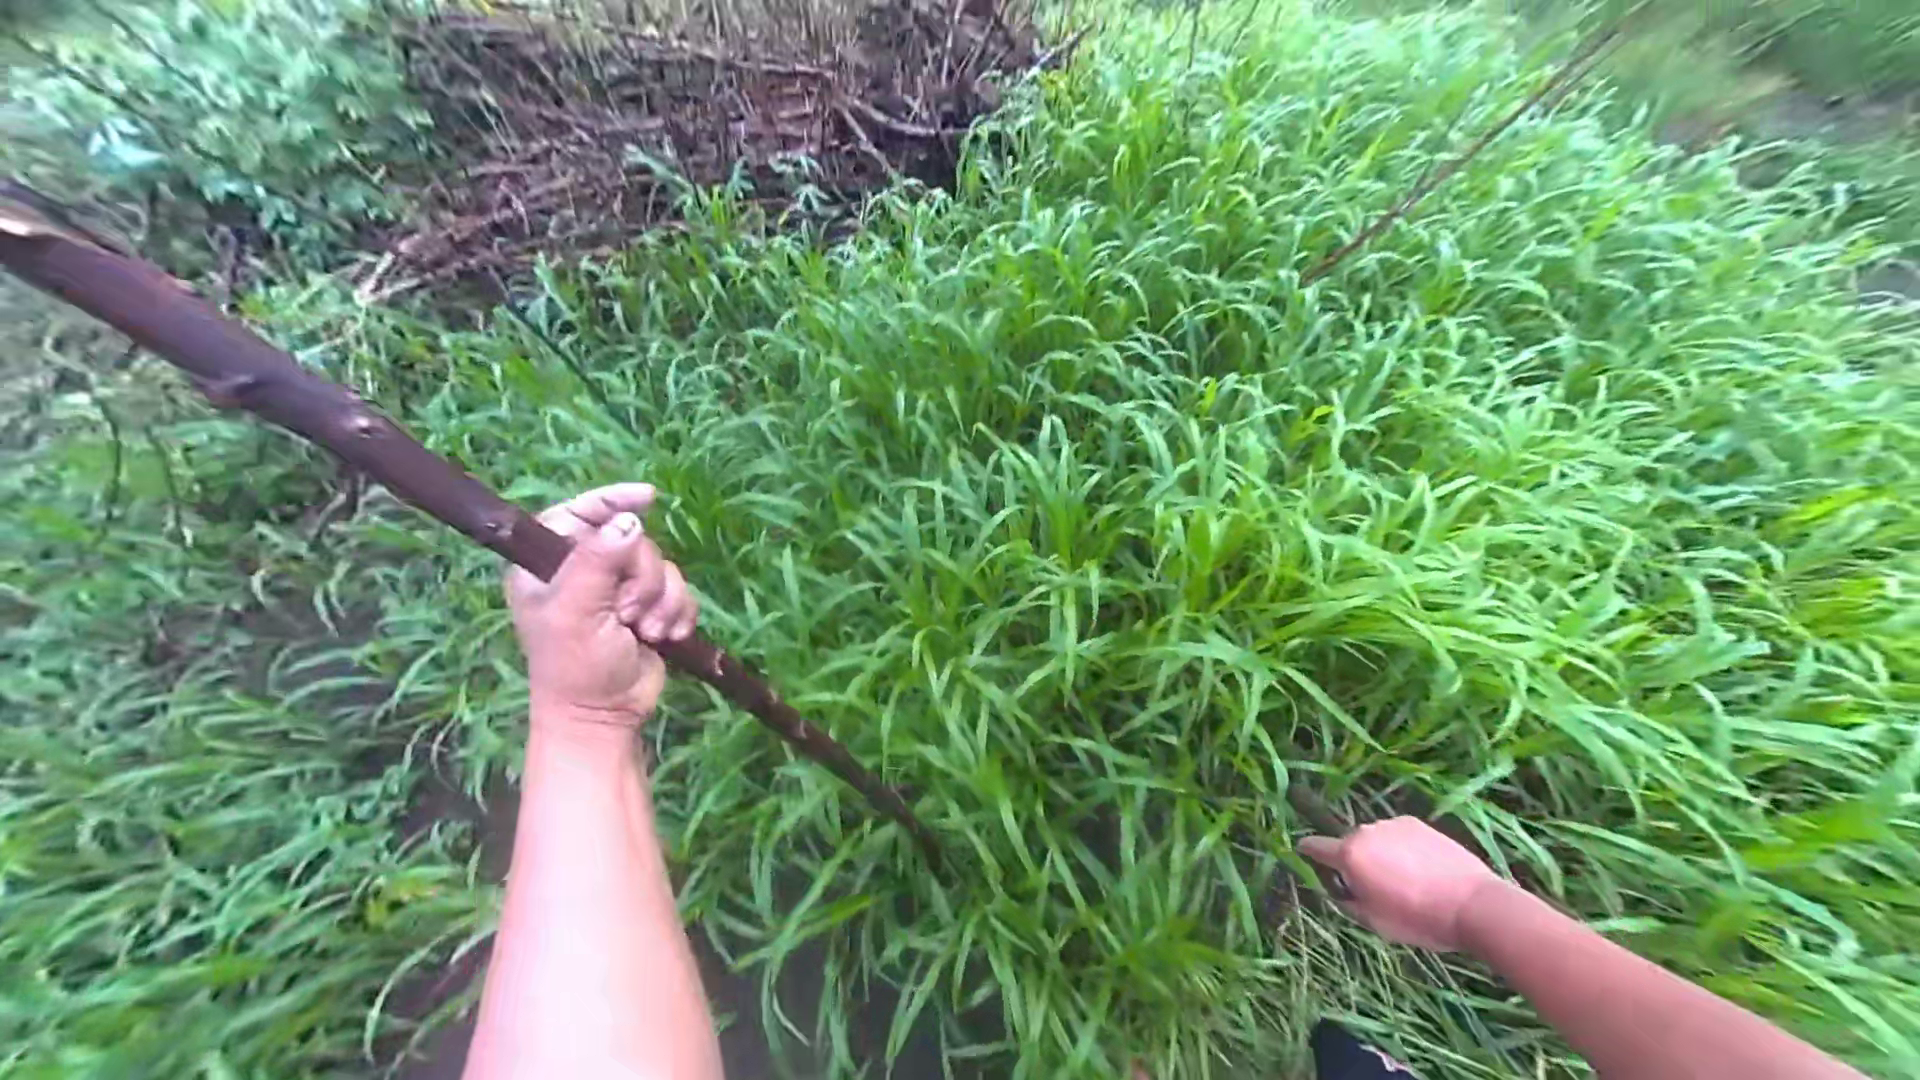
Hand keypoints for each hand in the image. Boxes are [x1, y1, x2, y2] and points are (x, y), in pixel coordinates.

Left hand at [505, 483, 697, 727]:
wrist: (605, 714)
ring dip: (662, 602)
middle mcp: (587, 570)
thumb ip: (598, 561)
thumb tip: (630, 522)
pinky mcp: (653, 608)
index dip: (612, 501)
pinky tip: (668, 635)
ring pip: (663, 567)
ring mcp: (622, 590)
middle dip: (641, 580)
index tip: (649, 498)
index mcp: (551, 563)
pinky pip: (681, 590)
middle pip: (635, 542)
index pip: (581, 514)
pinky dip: (679, 612)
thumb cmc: (575, 666)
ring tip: (646, 632)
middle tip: (627, 613)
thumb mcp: (576, 611)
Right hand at [1297, 816, 1503, 951]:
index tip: (1304, 853)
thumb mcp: (1376, 923)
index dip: (1307, 851)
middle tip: (1377, 886)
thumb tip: (1336, 890)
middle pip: (1349, 844)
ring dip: (1380, 853)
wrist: (1477, 907)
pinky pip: (1398, 834)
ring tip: (1407, 879)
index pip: (1314, 845)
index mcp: (1348, 855)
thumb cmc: (1420, 920)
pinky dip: (1402, 847)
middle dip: (1356, 860)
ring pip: (1374, 838)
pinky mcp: (1415, 823)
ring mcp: (1390, 824)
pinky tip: (1424, 868)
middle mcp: (1363, 831)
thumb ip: (1347, 903)